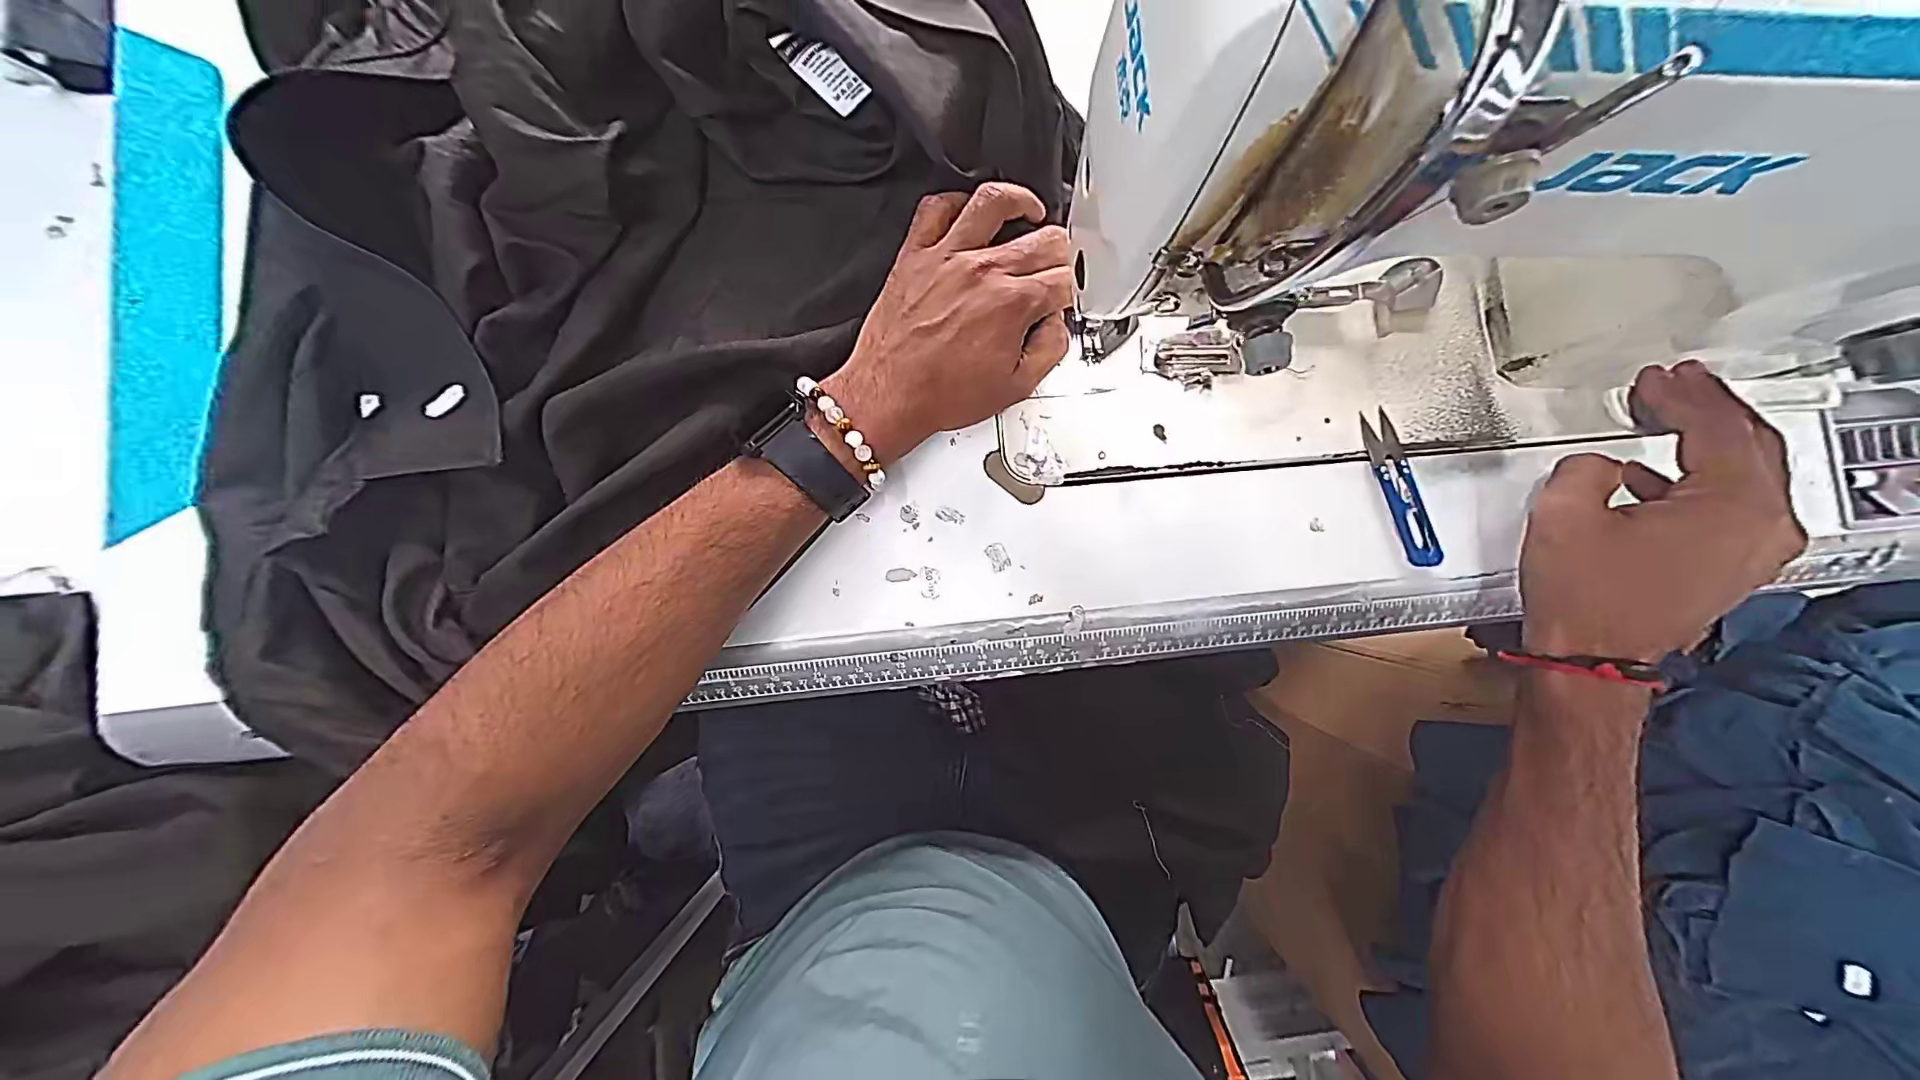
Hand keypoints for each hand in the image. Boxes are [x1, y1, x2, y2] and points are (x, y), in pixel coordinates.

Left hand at [819, 183, 1074, 463]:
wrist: (890, 396)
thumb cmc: (941, 395)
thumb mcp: (1015, 387)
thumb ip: (1050, 349)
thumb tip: (1056, 325)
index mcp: (1012, 304)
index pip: (1062, 279)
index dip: (1069, 291)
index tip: (1060, 300)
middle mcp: (982, 272)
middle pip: (1043, 238)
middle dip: (1060, 253)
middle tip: (1054, 268)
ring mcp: (946, 258)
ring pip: (994, 203)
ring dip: (1021, 203)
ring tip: (1030, 212)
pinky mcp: (915, 256)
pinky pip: (937, 208)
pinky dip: (958, 202)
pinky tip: (969, 213)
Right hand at [1520, 361, 1807, 662]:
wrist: (1590, 657)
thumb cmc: (1583, 598)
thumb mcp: (1561, 515)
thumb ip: (1583, 469)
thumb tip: (1599, 465)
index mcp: (1733, 507)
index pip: (1717, 429)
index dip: (1683, 396)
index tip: (1660, 378)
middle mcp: (1763, 528)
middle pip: (1748, 447)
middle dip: (1708, 411)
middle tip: (1676, 386)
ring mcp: (1752, 551)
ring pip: (1743, 476)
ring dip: (1703, 444)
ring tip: (1667, 421)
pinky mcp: (1730, 567)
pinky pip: (1729, 506)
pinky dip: (1696, 481)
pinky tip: (1654, 477)